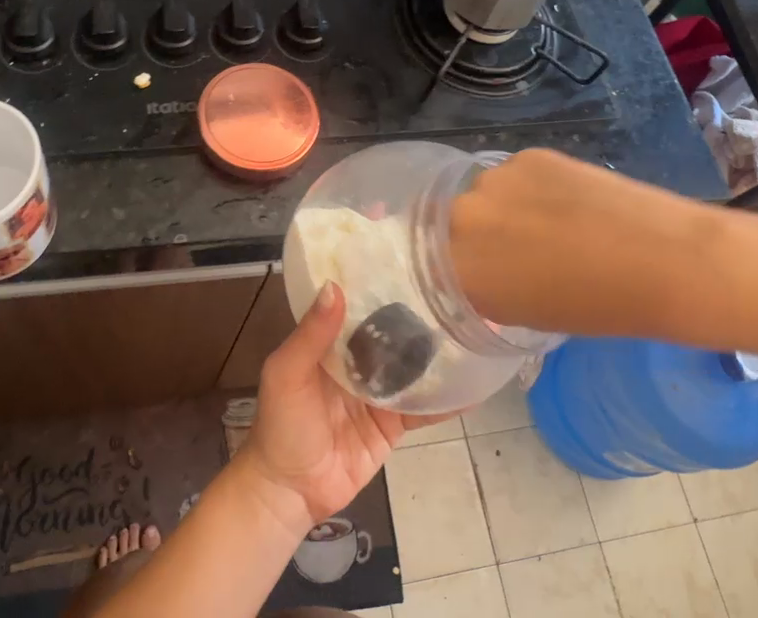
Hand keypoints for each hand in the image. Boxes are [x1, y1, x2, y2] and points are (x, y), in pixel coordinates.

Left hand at [233, 282, 451, 531]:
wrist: (290, 491)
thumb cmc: (282, 426)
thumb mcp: (287, 374)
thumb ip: (311, 334)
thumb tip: (335, 286)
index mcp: (330, 342)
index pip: (362, 308)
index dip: (385, 289)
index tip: (417, 266)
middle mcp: (356, 362)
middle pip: (394, 336)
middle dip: (422, 319)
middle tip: (460, 295)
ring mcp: (377, 394)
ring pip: (414, 369)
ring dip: (439, 355)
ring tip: (475, 331)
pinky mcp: (392, 425)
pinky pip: (423, 409)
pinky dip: (447, 400)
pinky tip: (475, 386)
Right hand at [448, 148, 721, 338]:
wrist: (663, 260)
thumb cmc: (599, 307)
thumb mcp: (525, 314)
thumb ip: (485, 288)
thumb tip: (480, 269)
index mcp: (459, 269)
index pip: (435, 263)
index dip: (460, 267)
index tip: (484, 273)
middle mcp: (463, 219)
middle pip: (454, 223)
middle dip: (479, 235)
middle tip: (518, 251)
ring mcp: (495, 180)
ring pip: (485, 194)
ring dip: (505, 208)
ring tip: (550, 224)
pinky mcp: (529, 155)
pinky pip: (515, 174)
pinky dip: (533, 188)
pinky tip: (568, 204)